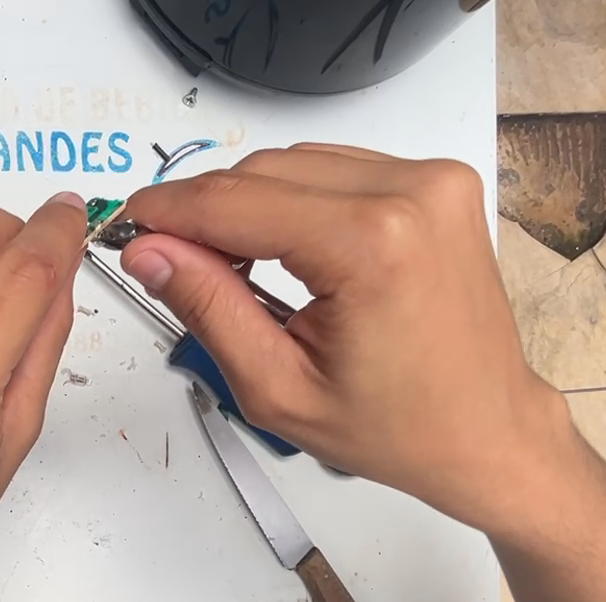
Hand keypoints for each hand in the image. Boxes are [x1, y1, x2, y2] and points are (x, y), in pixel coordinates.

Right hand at [119, 145, 573, 534]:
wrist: (481, 431)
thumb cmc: (392, 428)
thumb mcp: (274, 387)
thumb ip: (207, 308)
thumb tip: (149, 253)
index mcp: (371, 246)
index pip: (234, 202)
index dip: (166, 211)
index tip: (125, 225)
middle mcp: (412, 192)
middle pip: (260, 174)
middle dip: (199, 211)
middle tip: (162, 259)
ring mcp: (432, 181)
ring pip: (293, 166)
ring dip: (240, 207)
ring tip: (219, 268)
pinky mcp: (434, 186)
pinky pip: (332, 173)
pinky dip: (285, 202)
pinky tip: (269, 250)